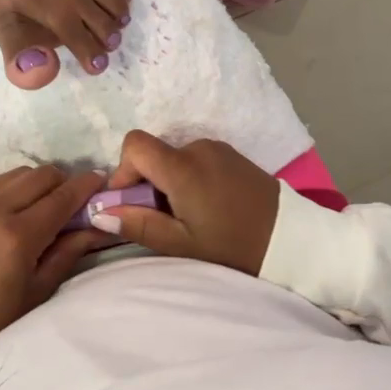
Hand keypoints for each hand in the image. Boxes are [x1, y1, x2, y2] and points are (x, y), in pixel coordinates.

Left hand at [0, 0, 133, 90]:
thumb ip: (17, 42)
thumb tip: (40, 79)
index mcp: (55, 11)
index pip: (88, 44)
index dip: (93, 57)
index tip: (96, 64)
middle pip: (108, 24)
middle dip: (107, 38)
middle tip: (101, 43)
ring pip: (119, 2)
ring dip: (117, 16)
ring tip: (110, 21)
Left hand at [0, 166, 116, 361]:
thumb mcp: (37, 292)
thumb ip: (68, 252)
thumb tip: (99, 227)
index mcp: (18, 235)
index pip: (63, 195)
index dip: (87, 185)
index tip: (103, 182)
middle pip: (42, 174)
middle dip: (63, 183)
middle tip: (73, 204)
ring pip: (17, 173)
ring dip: (37, 183)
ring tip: (43, 209)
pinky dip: (13, 190)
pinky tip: (15, 214)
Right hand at [92, 131, 279, 274]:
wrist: (290, 239)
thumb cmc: (233, 245)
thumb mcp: (181, 244)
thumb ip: (139, 224)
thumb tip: (100, 211)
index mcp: (182, 166)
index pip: (134, 144)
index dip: (124, 170)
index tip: (131, 200)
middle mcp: (198, 147)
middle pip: (154, 154)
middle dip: (148, 183)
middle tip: (163, 219)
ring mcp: (217, 148)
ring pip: (174, 158)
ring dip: (169, 182)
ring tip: (189, 217)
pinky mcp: (231, 154)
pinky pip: (195, 159)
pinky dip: (189, 178)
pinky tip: (207, 207)